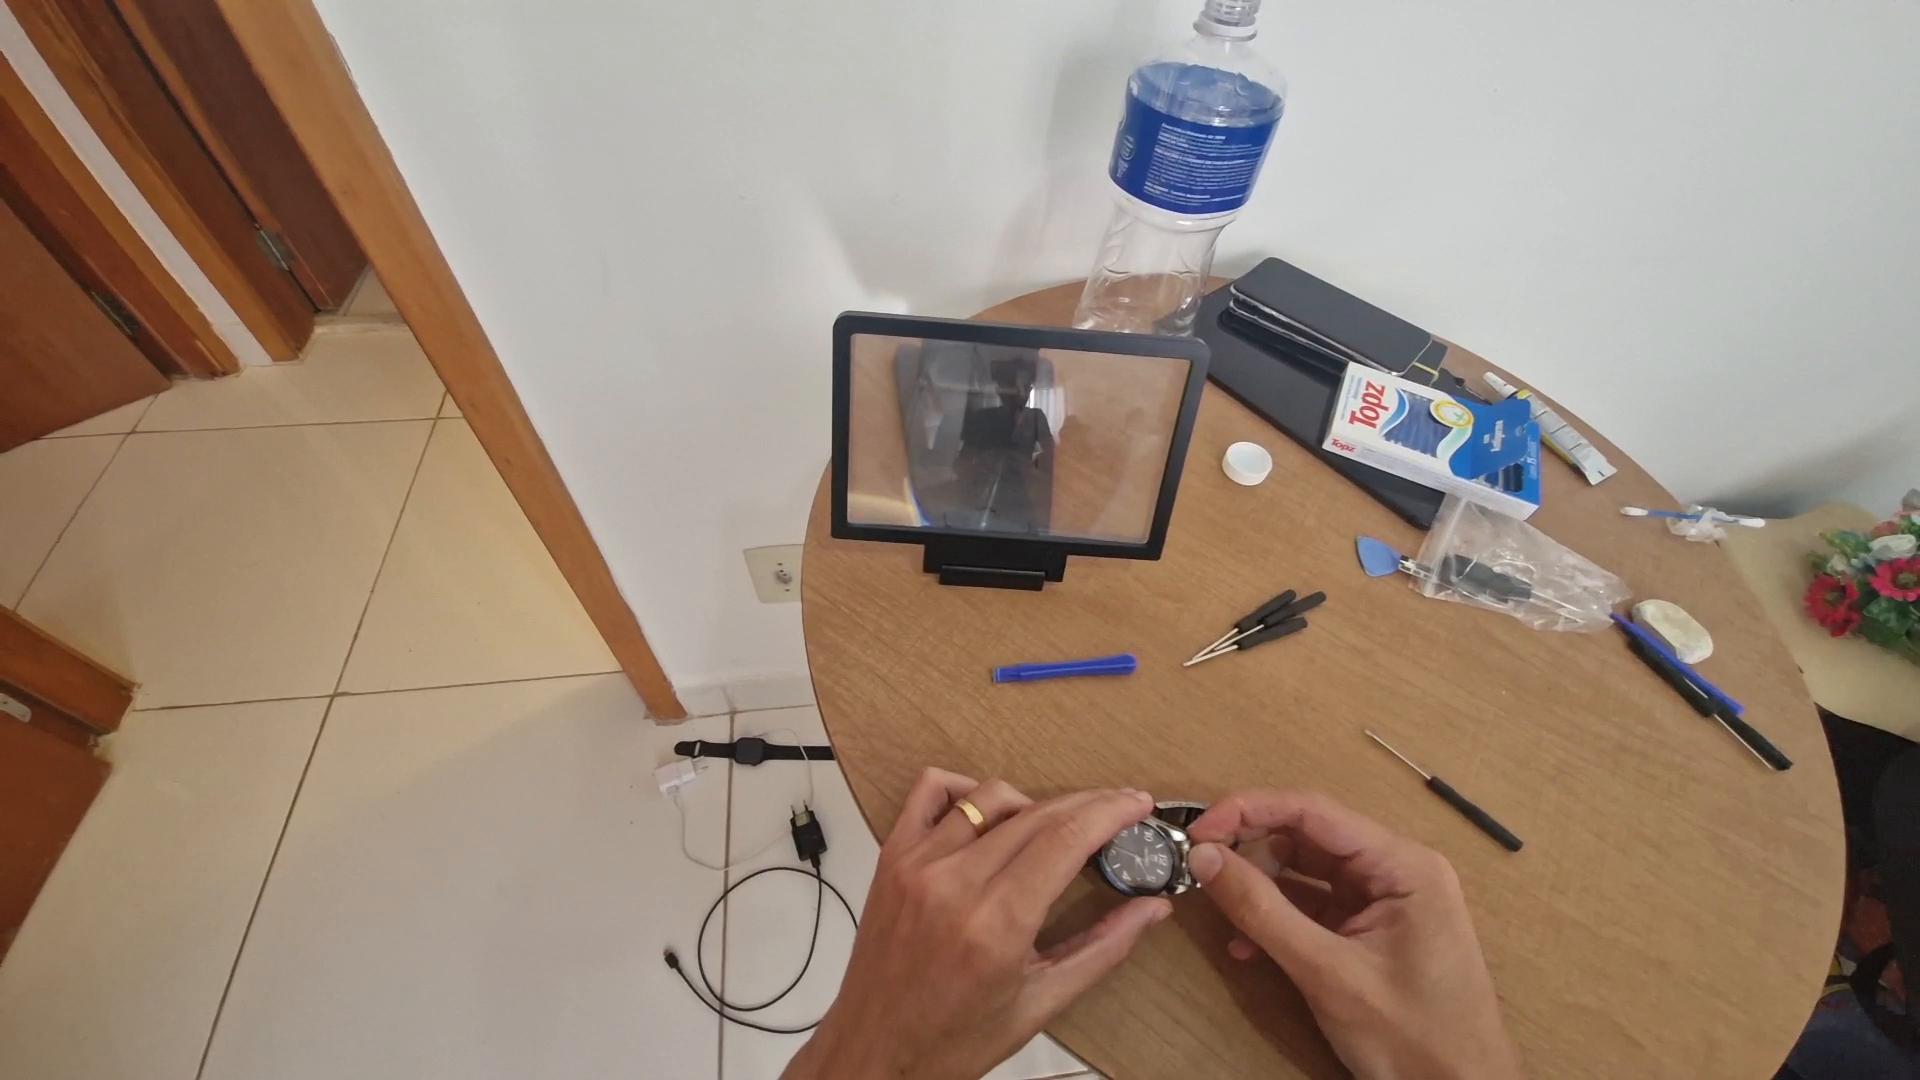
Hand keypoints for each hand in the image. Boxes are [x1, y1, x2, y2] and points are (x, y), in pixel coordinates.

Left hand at [783, 769, 1169, 1079]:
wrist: (873, 1050)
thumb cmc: (953, 1038)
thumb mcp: (1039, 1005)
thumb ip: (1103, 948)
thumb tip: (1153, 908)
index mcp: (996, 925)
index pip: (1064, 840)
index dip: (1109, 812)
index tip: (1135, 804)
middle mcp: (955, 882)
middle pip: (1037, 814)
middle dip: (1087, 805)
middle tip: (1116, 808)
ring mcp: (919, 861)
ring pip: (990, 796)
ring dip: (1032, 803)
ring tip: (1050, 829)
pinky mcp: (894, 853)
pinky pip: (931, 789)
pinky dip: (965, 788)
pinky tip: (986, 813)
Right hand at [1188, 790, 1522, 1079]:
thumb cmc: (1412, 1041)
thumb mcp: (1328, 973)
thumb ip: (1261, 909)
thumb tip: (1200, 855)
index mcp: (1401, 864)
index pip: (1311, 810)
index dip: (1248, 810)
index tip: (1199, 830)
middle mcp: (1392, 868)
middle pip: (1303, 834)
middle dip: (1249, 849)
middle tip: (1200, 866)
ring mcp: (1380, 898)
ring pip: (1300, 868)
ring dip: (1258, 887)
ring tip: (1225, 914)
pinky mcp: (1365, 926)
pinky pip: (1308, 902)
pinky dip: (1274, 917)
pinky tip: (1247, 946)